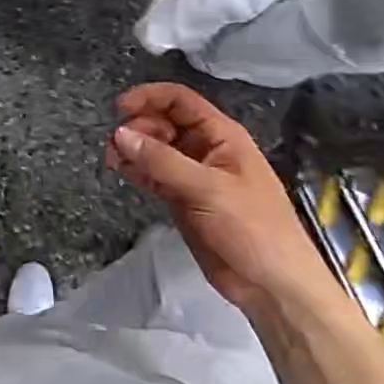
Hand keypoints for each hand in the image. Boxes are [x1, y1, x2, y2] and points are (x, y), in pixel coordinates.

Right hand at [108, 83, 332, 315]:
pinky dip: (135, 169)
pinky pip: (152, 174)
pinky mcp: (181, 198)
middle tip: (116, 144)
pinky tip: (119, 169)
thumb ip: (162, 161)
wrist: (272, 286)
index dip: (150, 97)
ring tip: (111, 158)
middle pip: (163, 122)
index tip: (120, 108)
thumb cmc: (252, 228)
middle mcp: (205, 149)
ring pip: (154, 148)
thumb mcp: (208, 189)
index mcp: (222, 136)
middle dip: (137, 127)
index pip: (180, 101)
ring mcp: (192, 174)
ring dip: (132, 148)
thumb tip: (121, 134)